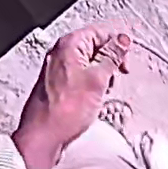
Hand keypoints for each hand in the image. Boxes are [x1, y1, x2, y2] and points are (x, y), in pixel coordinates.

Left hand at [12, 23, 132, 168]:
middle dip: (108, 62)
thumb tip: (122, 41)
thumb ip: (112, 56)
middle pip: (93, 46)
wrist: (44, 136)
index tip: (124, 61)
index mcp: (68, 45)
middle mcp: (59, 53)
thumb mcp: (98, 79)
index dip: (116, 45)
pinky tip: (91, 99)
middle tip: (114, 77)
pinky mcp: (56, 85)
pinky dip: (89, 85)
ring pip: (88, 63)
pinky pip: (79, 77)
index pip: (100, 32)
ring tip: (101, 91)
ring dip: (100, 76)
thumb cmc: (65, 110)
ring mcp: (56, 69)